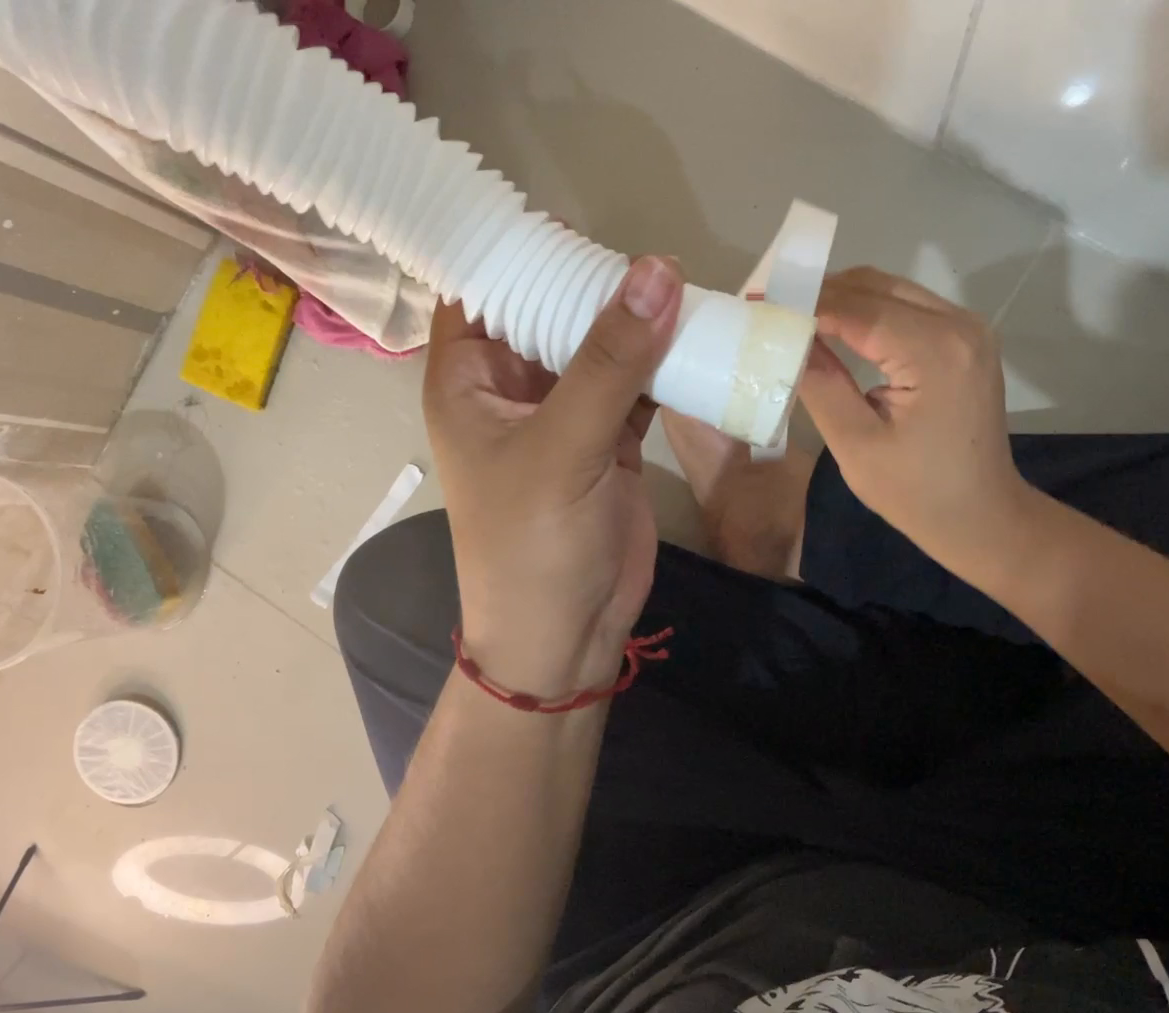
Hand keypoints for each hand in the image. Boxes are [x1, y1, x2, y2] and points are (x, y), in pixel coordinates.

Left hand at [423, 256, 683, 698]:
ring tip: (689, 291)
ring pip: (601, 348)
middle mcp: (513, 390)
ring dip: (639, 326)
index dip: (519, 251)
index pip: (483, 290)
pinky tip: (698, 344)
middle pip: (552, 312)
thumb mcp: (565, 447)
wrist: (567, 635)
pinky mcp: (610, 442)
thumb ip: (611, 360)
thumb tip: (659, 269)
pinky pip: (636, 386)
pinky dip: (664, 368)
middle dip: (597, 286)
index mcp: (470, 380)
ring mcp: (566, 416)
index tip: (575, 222)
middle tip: (654, 258)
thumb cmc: (535, 545)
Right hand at [796, 267, 1031, 559]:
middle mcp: (959, 326)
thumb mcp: (856, 444)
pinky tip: (837, 328)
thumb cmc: (916, 492)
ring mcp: (968, 330)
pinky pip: (910, 308)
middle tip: (772, 306)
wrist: (980, 516)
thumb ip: (821, 384)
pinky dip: (870, 312)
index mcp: (935, 352)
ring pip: (893, 291)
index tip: (759, 303)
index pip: (859, 309)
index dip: (806, 303)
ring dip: (845, 300)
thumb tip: (786, 337)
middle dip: (822, 294)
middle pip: (877, 287)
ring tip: (796, 315)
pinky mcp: (966, 340)